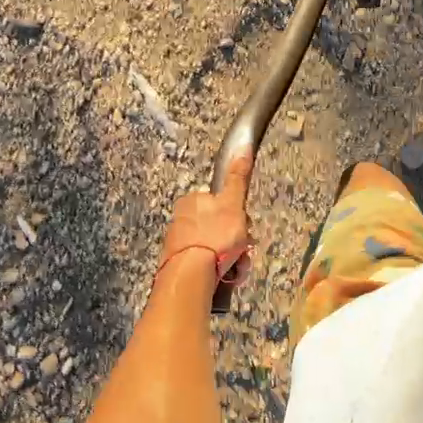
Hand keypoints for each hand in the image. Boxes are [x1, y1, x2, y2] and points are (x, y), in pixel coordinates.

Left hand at [159, 150, 252, 286]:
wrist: (191, 275)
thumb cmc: (216, 235)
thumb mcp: (233, 203)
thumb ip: (238, 177)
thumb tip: (243, 147)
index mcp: (192, 201)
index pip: (220, 202)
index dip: (237, 214)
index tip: (245, 227)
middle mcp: (181, 219)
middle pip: (217, 225)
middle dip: (234, 239)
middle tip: (243, 250)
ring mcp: (177, 243)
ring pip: (213, 246)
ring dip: (230, 256)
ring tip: (236, 268)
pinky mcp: (177, 264)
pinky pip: (205, 263)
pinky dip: (217, 268)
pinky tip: (226, 276)